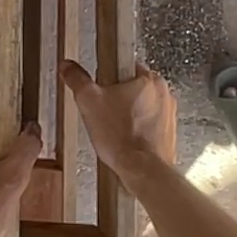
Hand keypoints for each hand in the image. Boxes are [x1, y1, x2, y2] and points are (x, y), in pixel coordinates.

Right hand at [57, 62, 176, 176]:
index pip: (124, 65)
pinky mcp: (168, 133)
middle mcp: (163, 93)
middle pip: (132, 86)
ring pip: (140, 106)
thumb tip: (67, 66)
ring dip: (127, 113)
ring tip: (112, 127)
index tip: (100, 88)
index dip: (107, 77)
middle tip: (102, 110)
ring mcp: (168, 114)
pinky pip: (148, 124)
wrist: (142, 171)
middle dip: (116, 97)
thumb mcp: (88, 101)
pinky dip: (136, 129)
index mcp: (148, 78)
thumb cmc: (121, 136)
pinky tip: (123, 138)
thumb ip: (76, 78)